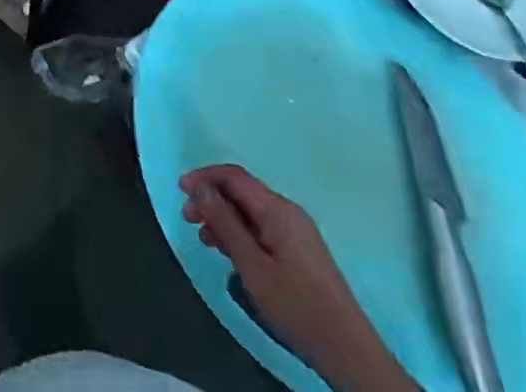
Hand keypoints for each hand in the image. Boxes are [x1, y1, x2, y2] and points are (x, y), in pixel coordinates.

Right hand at [181, 165, 415, 391]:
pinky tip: (229, 253)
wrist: (346, 348)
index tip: (179, 190)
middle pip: (242, 192)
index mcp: (278, 210)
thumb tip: (201, 188)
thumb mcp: (251, 265)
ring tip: (205, 240)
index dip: (205, 177)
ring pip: (251, 212)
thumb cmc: (295, 305)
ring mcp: (296, 231)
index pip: (235, 177)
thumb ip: (225, 223)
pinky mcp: (299, 249)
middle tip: (187, 220)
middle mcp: (288, 212)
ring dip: (224, 218)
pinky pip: (262, 228)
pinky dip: (240, 233)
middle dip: (211, 199)